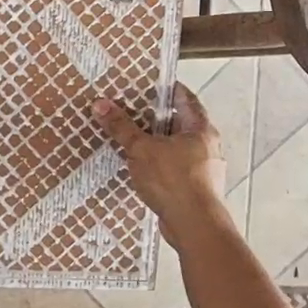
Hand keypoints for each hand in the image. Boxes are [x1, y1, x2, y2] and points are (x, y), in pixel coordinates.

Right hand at [93, 82, 230, 247]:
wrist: (194, 225)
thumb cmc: (173, 179)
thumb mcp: (141, 149)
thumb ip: (121, 127)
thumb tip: (100, 103)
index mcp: (200, 129)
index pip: (186, 99)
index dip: (169, 89)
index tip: (152, 83)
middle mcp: (207, 146)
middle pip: (181, 123)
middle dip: (158, 117)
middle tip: (134, 109)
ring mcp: (204, 169)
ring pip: (178, 147)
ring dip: (158, 142)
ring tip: (132, 138)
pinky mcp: (195, 188)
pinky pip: (175, 167)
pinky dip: (159, 163)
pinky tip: (141, 168)